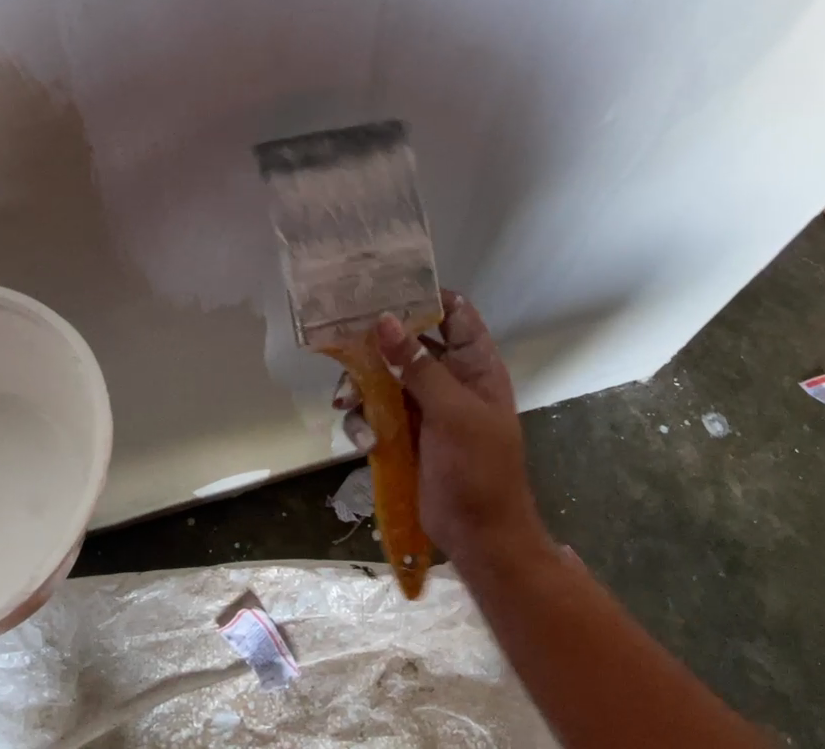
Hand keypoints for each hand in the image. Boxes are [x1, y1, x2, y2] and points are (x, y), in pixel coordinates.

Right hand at [335, 289, 548, 565]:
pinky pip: (376, 413)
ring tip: (346, 402)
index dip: (424, 296)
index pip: (454, 313)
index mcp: (474, 366)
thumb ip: (417, 365)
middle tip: (344, 342)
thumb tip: (385, 320)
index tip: (384, 288)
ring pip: (384, 378)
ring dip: (361, 387)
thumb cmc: (478, 469)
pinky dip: (365, 422)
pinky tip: (366, 442)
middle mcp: (449, 379)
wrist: (480, 536)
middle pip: (408, 343)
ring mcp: (425, 407)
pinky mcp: (405, 434)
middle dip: (376, 344)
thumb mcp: (451, 412)